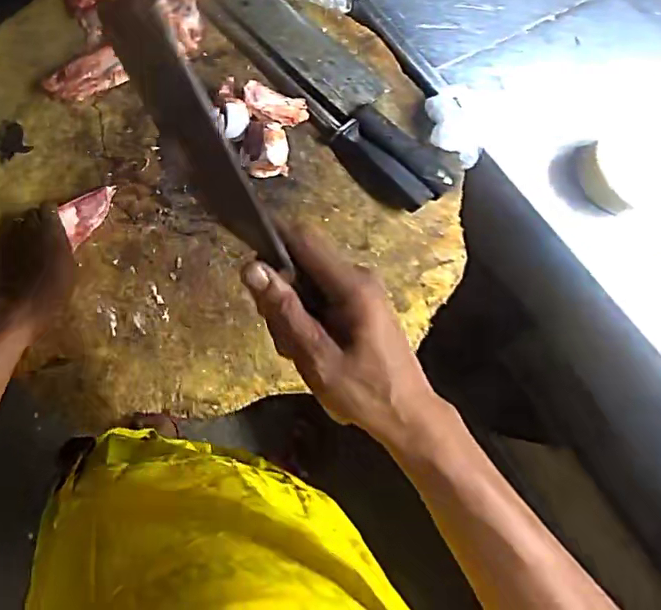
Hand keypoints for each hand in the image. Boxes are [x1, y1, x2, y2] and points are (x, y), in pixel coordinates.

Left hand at [0, 206, 75, 343]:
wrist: (20, 307)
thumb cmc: (52, 291)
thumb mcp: (68, 267)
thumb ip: (63, 245)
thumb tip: (61, 235)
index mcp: (50, 228)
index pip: (49, 207)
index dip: (51, 214)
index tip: (55, 222)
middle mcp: (29, 226)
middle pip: (31, 214)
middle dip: (37, 222)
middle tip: (42, 236)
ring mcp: (10, 236)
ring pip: (17, 225)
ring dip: (22, 232)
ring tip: (28, 246)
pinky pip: (5, 239)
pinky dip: (11, 243)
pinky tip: (15, 256)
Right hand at [242, 223, 445, 447]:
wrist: (411, 422)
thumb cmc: (367, 395)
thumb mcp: (318, 358)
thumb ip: (284, 311)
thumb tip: (251, 267)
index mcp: (352, 285)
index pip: (301, 238)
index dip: (270, 240)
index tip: (249, 269)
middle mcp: (357, 277)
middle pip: (299, 260)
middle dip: (278, 291)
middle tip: (278, 332)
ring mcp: (358, 289)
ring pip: (304, 279)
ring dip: (289, 308)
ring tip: (295, 348)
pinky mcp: (356, 302)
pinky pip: (316, 293)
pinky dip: (303, 314)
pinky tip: (307, 346)